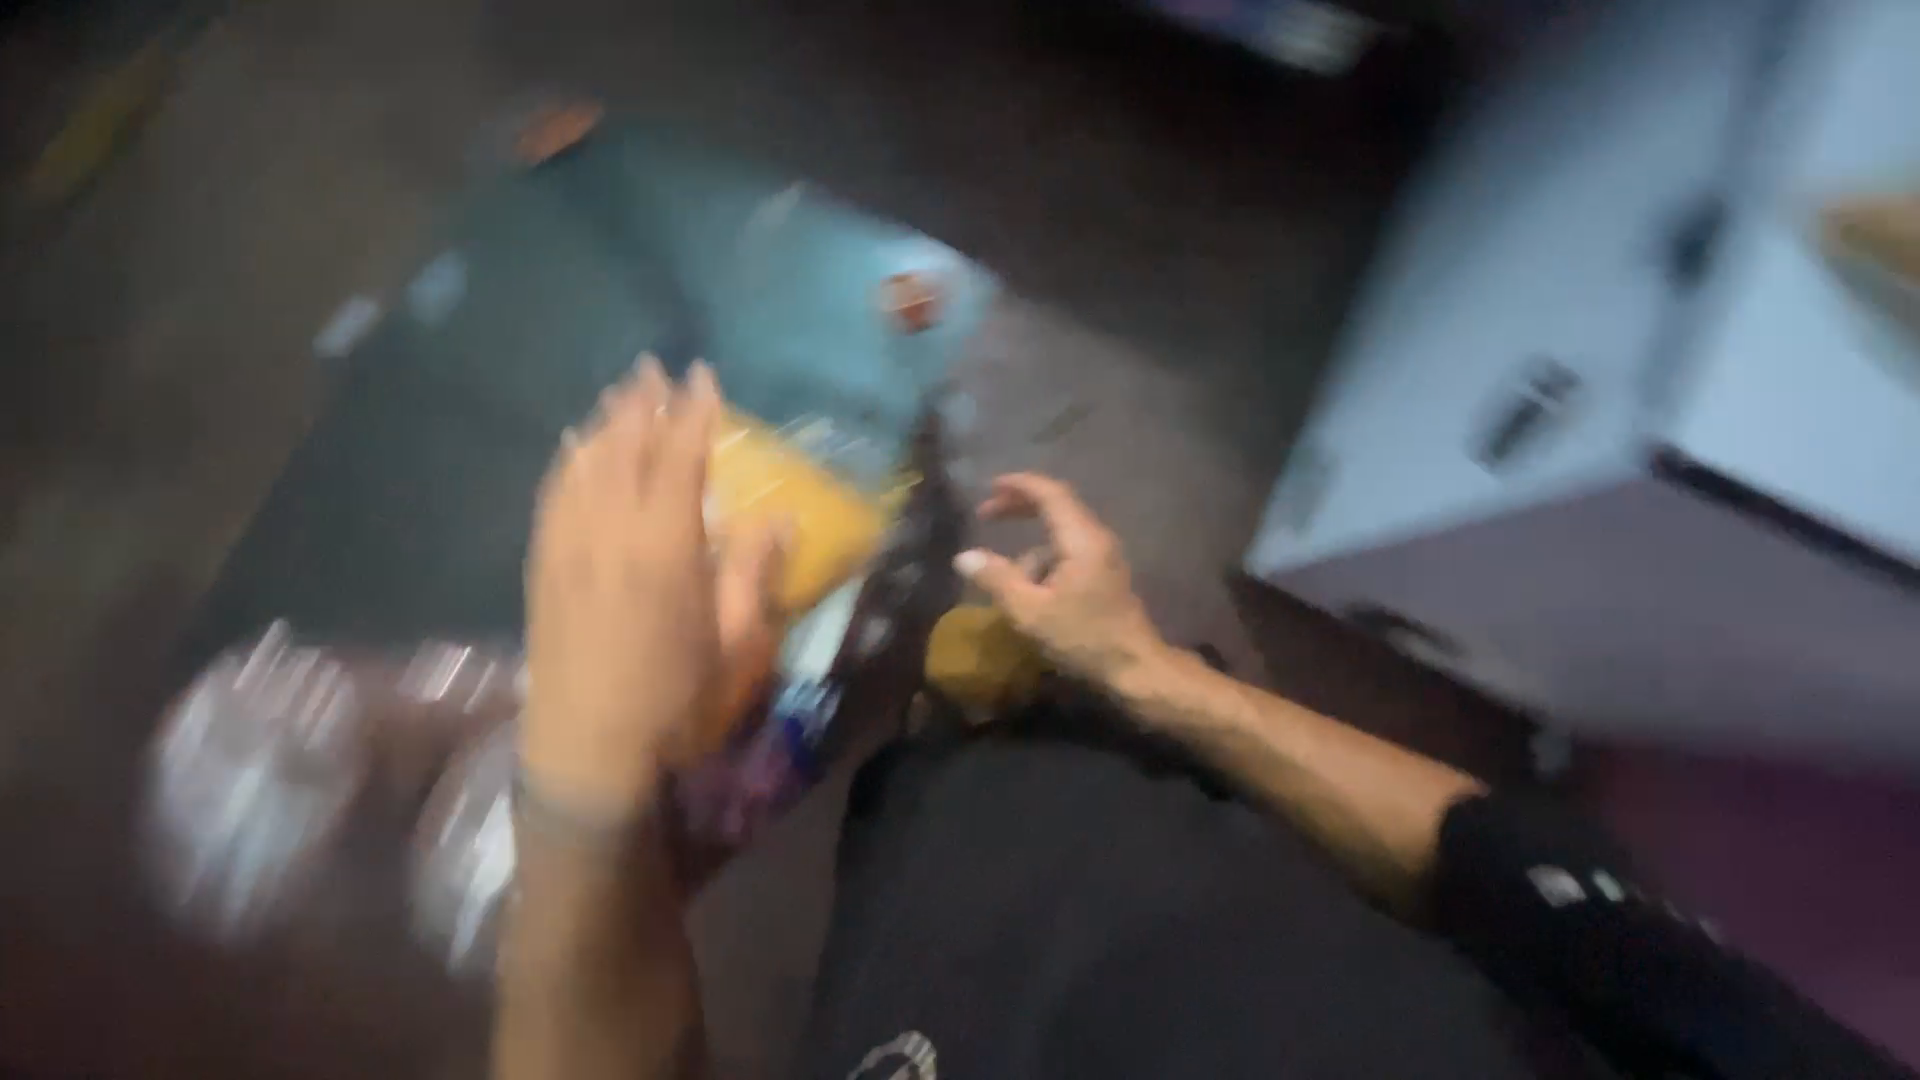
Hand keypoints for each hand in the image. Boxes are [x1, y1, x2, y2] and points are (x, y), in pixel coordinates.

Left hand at [522, 358, 784, 819]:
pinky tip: (574, 449)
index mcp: (666, 547)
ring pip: (585, 466)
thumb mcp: (737, 643)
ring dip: (605, 424)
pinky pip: (553, 497)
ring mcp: (568, 548)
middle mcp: (611, 532)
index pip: (681, 458)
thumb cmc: (676, 701)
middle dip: (643, 404)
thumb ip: (754, 572)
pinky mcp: (543, 569)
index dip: (694, 413)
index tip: (704, 376)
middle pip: (626, 449)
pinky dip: (568, 463)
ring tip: (620, 394)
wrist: (588, 754)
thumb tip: (779, 518)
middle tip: (654, 367)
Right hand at [954, 473, 1165, 686]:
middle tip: (987, 514)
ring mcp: (1104, 556)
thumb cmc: (1083, 638)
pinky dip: (1045, 564)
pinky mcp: (1105, 574)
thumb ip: (997, 579)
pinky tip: (1032, 597)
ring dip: (1030, 554)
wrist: (1135, 668)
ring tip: (1011, 588)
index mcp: (1081, 540)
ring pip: (1059, 538)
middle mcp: (1097, 538)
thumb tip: (964, 556)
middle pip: (1056, 507)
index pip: (1050, 493)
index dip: (1018, 485)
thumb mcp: (1030, 612)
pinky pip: (1068, 554)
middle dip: (1020, 508)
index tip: (989, 487)